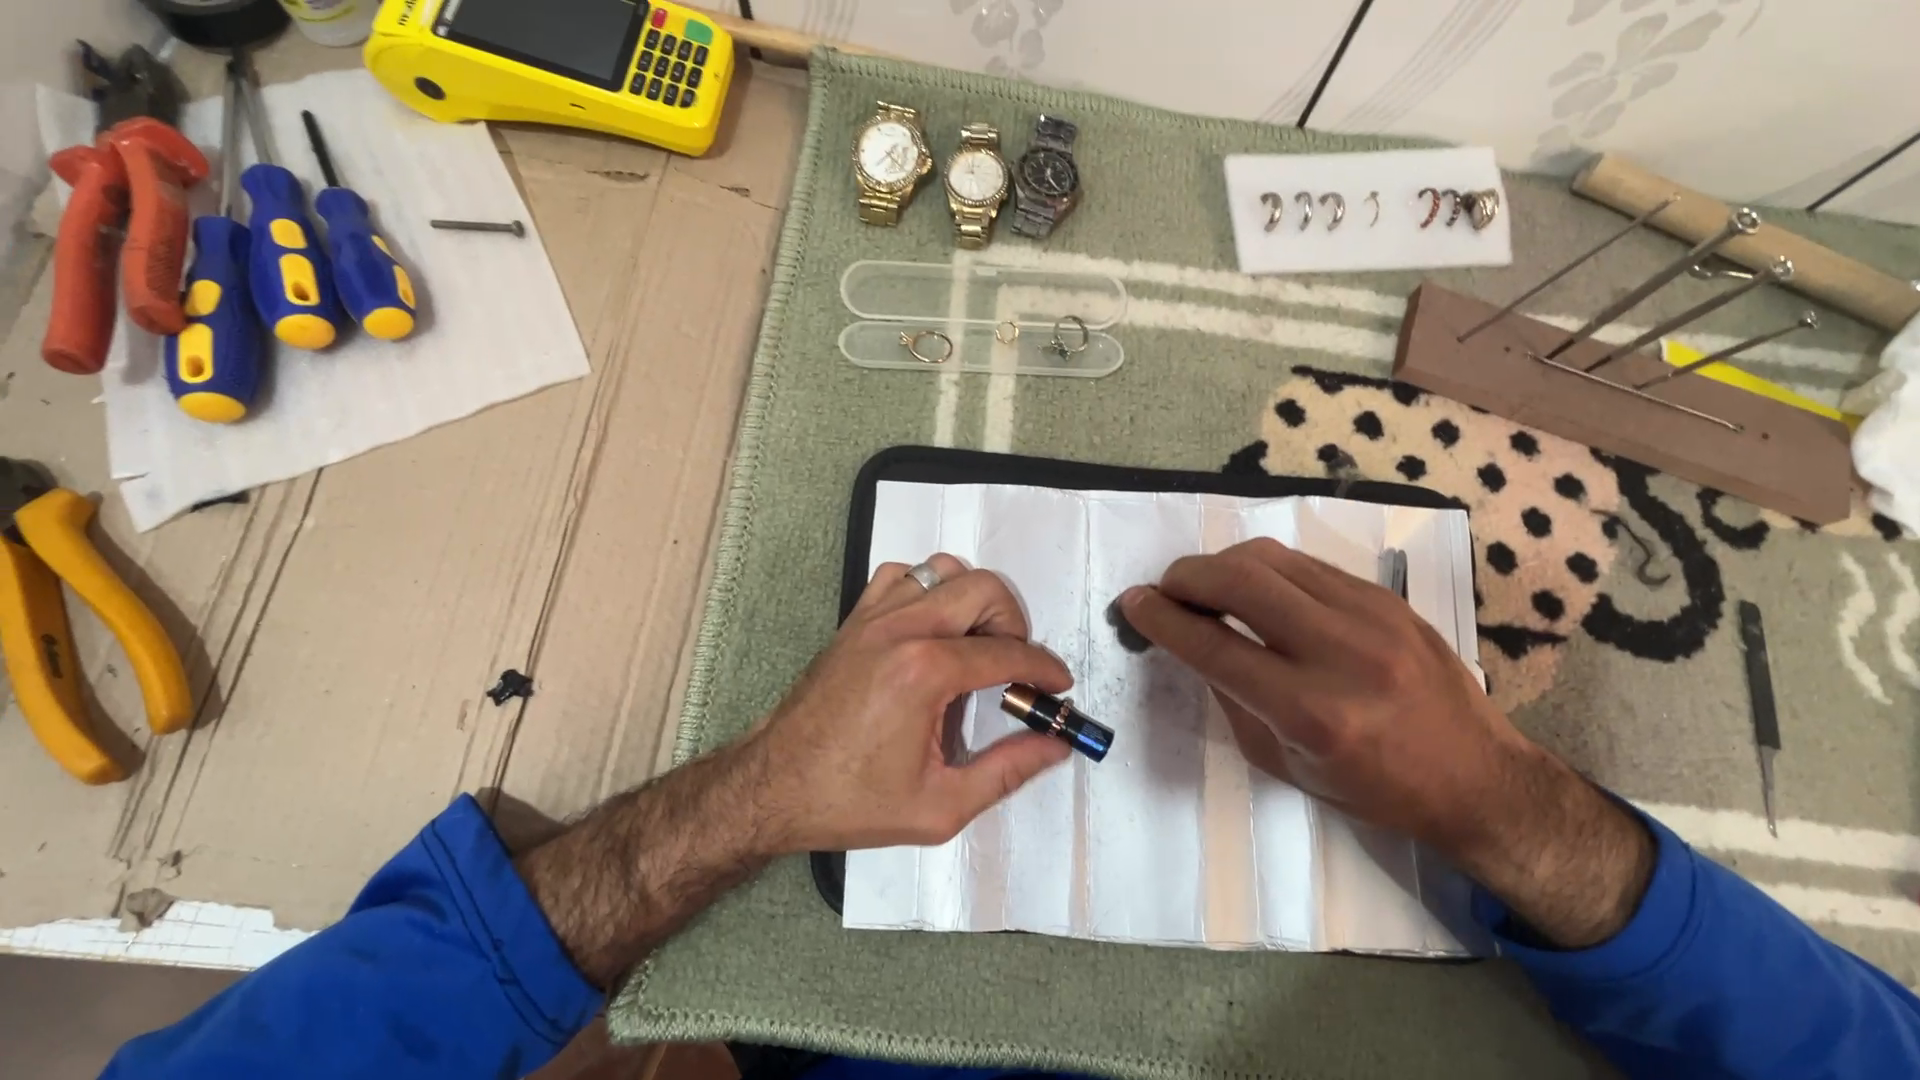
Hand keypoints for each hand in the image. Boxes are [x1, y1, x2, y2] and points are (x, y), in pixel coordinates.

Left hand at [743, 554, 1073, 854]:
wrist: (775, 788)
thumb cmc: (851, 802)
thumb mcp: (942, 806)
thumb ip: (1008, 771)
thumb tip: (1055, 744)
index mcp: (924, 672)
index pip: (1008, 652)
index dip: (1044, 670)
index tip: (1058, 687)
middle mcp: (900, 629)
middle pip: (984, 589)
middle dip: (1015, 623)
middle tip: (1017, 667)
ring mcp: (873, 618)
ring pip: (943, 570)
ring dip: (973, 600)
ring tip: (978, 645)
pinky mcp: (855, 620)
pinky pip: (902, 575)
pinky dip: (928, 589)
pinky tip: (933, 628)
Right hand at [1119, 538, 1653, 947]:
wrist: (1478, 778)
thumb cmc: (1374, 789)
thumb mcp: (1283, 762)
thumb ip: (1233, 697)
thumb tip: (1193, 644)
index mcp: (1311, 712)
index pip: (1214, 646)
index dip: (1162, 620)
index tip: (1133, 605)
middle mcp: (1341, 653)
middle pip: (1239, 582)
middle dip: (1185, 578)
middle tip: (1164, 590)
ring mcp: (1371, 616)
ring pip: (1271, 558)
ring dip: (1220, 564)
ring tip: (1204, 586)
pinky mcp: (1387, 597)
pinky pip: (1305, 564)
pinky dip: (1264, 568)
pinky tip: (1253, 588)